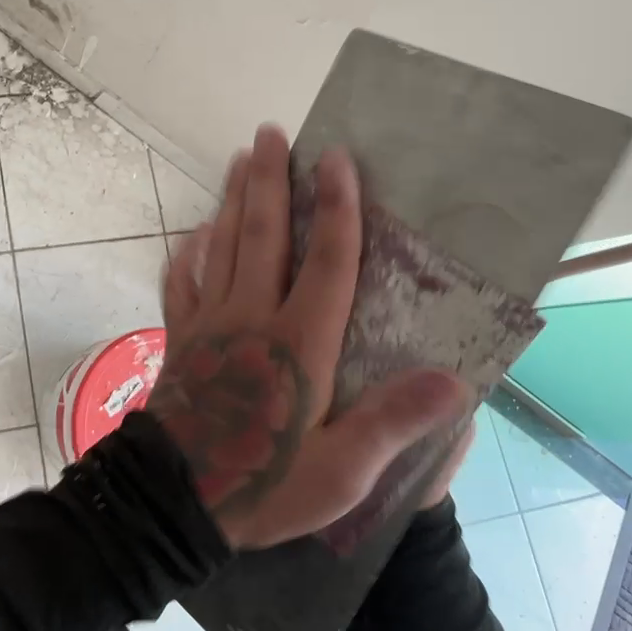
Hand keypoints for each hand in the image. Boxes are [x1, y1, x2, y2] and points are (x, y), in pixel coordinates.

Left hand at [149, 125, 467, 549]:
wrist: (176, 498)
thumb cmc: (264, 485)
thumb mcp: (342, 471)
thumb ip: (393, 421)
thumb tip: (455, 379)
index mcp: (297, 341)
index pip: (324, 260)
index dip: (335, 205)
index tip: (336, 156)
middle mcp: (250, 316)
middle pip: (262, 234)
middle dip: (270, 180)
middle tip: (270, 132)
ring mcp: (208, 323)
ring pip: (221, 246)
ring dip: (231, 199)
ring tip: (238, 159)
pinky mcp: (180, 338)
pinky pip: (181, 283)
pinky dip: (189, 252)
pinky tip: (193, 233)